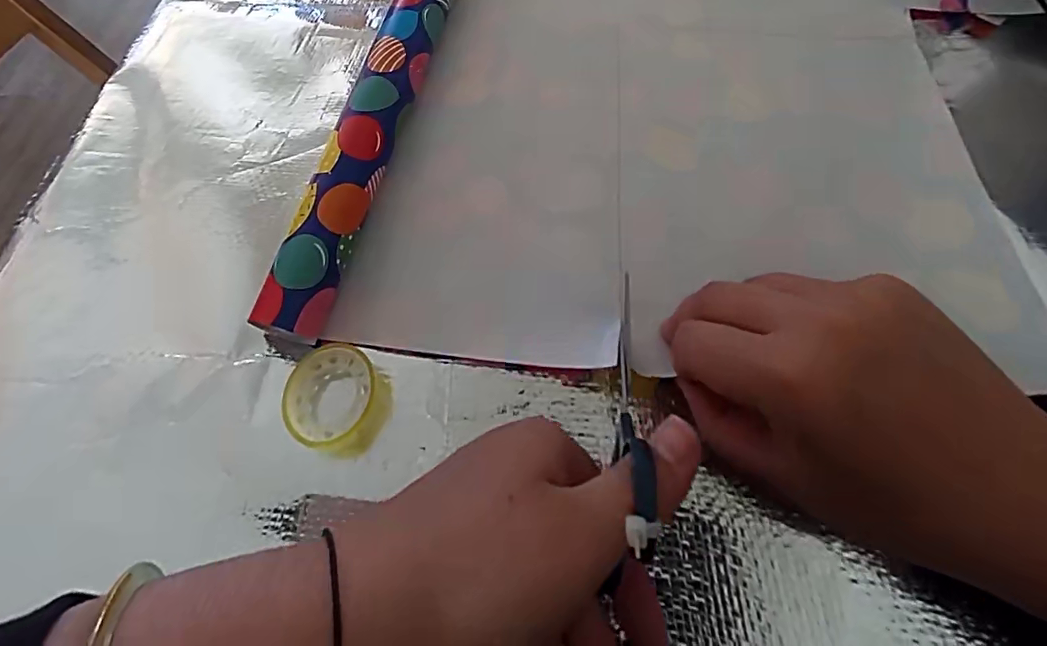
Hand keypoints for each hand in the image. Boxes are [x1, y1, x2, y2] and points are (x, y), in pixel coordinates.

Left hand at [49, 416, 700, 645]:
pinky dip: (521, 626)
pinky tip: (521, 645)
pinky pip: (496, 591)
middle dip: (602, 615)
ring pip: (537, 575)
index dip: (635, 573)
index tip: (648, 637)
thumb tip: (685, 423)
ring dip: (565, 630)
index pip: (610, 501)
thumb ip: (642, 485)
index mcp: (543, 450)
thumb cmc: (490, 566)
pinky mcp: (438, 558)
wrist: (361, 614)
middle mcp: (507, 472)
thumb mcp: (583, 528)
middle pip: (576, 543)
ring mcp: (469, 515)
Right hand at [662, 273, 1046, 641]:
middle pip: (717, 294)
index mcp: (789, 375)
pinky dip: (797, 312)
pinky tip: (827, 349)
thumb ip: (720, 422)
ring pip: (763, 283)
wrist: (1020, 490)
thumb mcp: (791, 480)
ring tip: (763, 351)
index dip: (680, 357)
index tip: (689, 375)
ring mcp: (856, 292)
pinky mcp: (886, 284)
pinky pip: (814, 287)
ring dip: (745, 313)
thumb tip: (690, 377)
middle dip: (698, 322)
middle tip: (704, 353)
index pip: (693, 338)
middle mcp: (816, 316)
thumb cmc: (898, 505)